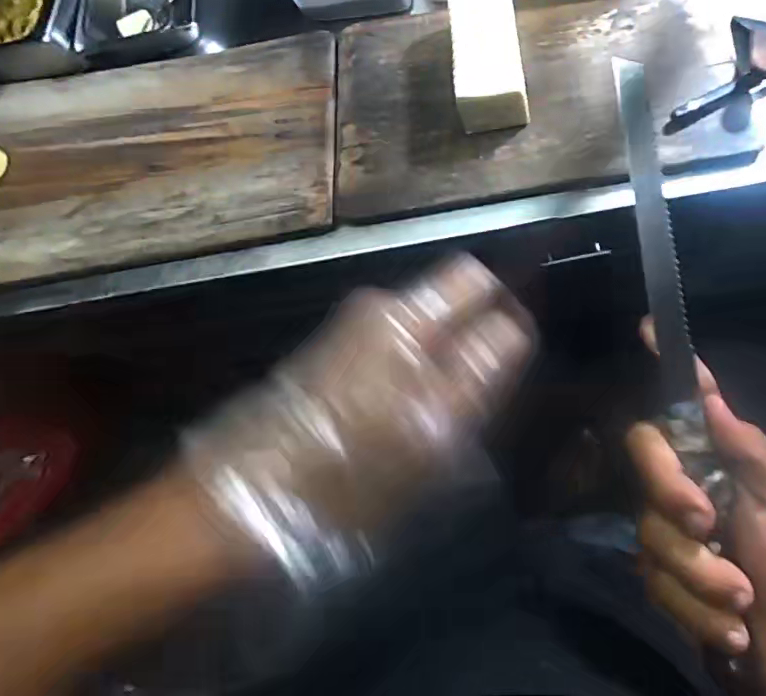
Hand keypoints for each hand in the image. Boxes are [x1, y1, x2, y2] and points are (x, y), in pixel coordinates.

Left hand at [186, 255, 534, 588]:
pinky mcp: (340, 322)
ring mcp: (366, 313)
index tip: (517, 348)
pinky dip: (416, 332)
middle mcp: (399, 316)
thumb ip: (474, 394)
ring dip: (448, 321)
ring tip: (442, 375)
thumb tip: (506, 347)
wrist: (248, 484)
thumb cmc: (347, 487)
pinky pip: (400, 313)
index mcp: (427, 356)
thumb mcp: (428, 456)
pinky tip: (401, 378)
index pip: (501, 317)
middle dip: (488, 302)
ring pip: (432, 294)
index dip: (516, 329)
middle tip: (490, 344)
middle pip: (466, 278)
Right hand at [626, 319, 765, 684]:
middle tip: (706, 525)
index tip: (648, 326)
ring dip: (700, 574)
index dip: (665, 360)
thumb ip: (754, 454)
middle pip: (644, 450)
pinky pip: (653, 578)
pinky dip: (696, 609)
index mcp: (719, 453)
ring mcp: (664, 521)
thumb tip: (711, 400)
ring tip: (741, 600)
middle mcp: (684, 475)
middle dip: (670, 491)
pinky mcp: (655, 568)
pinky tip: (728, 627)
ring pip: (649, 526)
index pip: (687, 398)